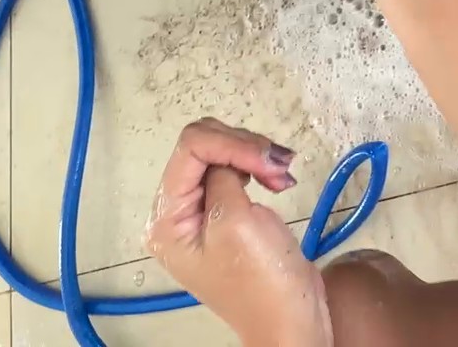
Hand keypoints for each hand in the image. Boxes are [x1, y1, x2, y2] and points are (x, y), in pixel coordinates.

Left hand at [145, 119, 329, 346]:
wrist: (290, 314)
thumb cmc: (259, 276)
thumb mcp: (233, 221)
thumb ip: (221, 177)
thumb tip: (226, 154)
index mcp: (167, 218)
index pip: (191, 148)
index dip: (231, 143)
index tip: (267, 159)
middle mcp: (177, 209)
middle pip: (204, 143)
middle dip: (243, 146)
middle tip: (277, 166)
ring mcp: (201, 208)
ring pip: (223, 148)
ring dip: (257, 154)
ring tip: (282, 175)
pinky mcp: (226, 205)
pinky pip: (237, 165)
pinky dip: (260, 164)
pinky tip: (279, 179)